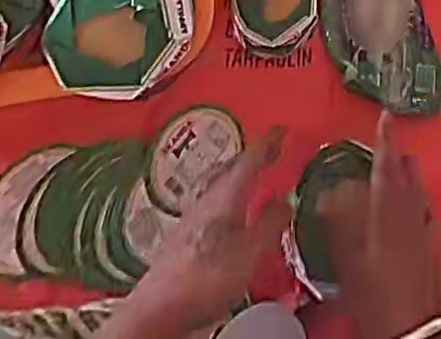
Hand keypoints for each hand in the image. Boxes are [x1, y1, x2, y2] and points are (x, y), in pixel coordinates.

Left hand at [108, 127, 289, 338]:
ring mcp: (192, 216)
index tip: (282, 130)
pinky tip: (230, 214)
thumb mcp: (250, 252)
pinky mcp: (183, 237)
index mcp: (227, 193)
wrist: (157, 311)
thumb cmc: (207, 276)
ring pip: (219, 184)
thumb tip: (284, 200)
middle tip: (271, 153)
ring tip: (252, 179)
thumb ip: (270, 224)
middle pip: (232, 167)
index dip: (268, 142)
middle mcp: (208, 198)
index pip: (250, 158)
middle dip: (253, 157)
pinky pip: (211, 203)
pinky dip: (227, 197)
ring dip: (237, 176)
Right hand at [337, 112, 440, 338]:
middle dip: (396, 156)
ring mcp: (425, 228)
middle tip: (387, 143)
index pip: (386, 164)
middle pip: (406, 174)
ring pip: (417, 189)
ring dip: (408, 175)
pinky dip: (417, 199)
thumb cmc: (376, 295)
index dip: (386, 138)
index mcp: (388, 209)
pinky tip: (413, 206)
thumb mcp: (348, 260)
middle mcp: (411, 211)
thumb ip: (339, 222)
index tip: (386, 114)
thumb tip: (328, 193)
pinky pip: (425, 210)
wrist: (412, 331)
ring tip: (398, 167)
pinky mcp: (434, 246)